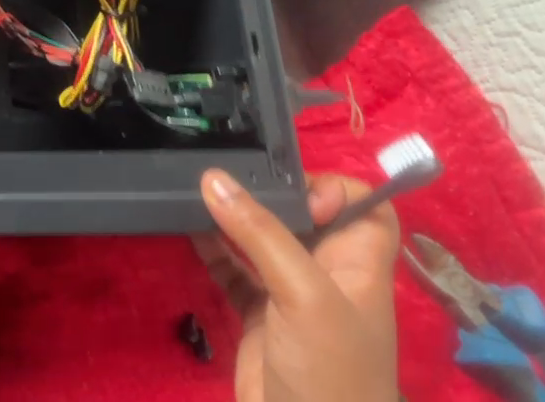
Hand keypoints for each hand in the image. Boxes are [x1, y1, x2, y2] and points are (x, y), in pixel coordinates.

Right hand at [196, 170, 398, 401]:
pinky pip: (231, 267)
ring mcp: (290, 294)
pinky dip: (208, 246)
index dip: (328, 186)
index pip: (361, 205)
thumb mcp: (303, 295)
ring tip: (191, 192)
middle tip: (219, 174)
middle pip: (301, 215)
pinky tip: (182, 227)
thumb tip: (212, 178)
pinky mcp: (257, 313)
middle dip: (262, 191)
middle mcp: (326, 273)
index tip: (281, 184)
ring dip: (229, 216)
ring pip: (260, 238)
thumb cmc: (329, 370)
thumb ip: (260, 234)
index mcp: (357, 265)